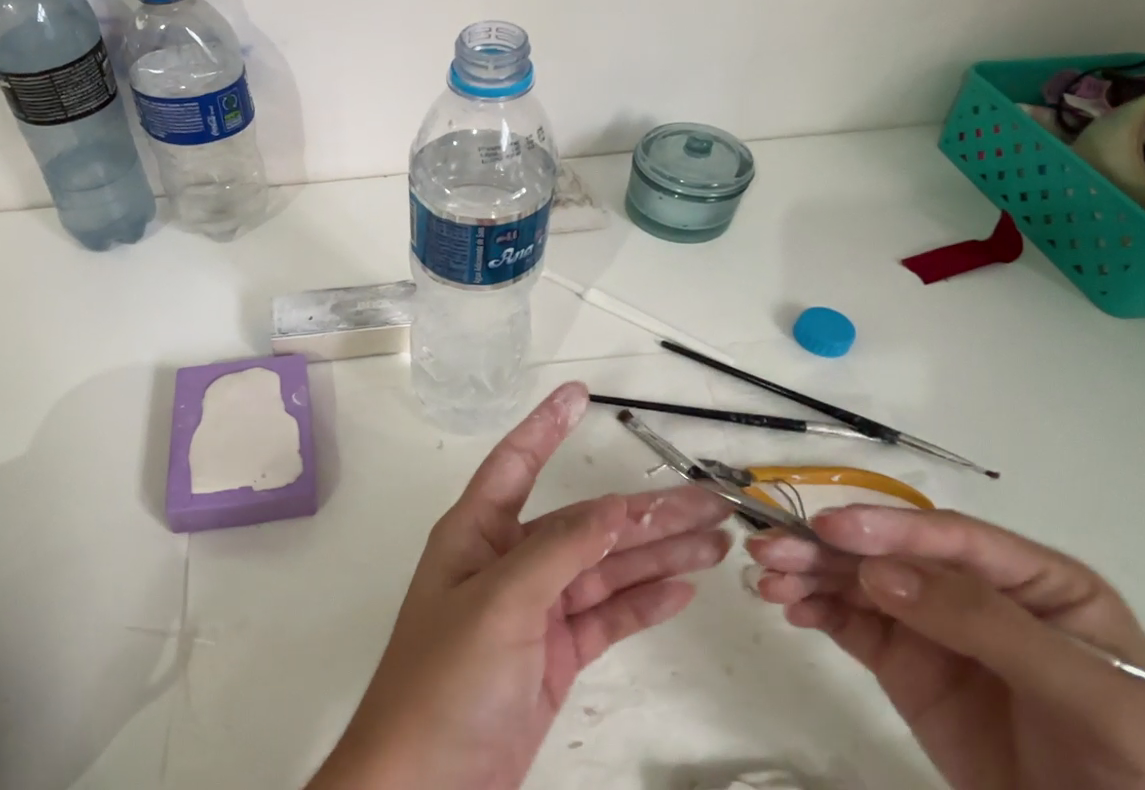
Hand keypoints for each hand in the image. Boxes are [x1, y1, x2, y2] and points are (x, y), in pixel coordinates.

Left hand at [309, 382, 732, 789]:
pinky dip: (642, 604)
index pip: (515, 464)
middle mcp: (507, 562)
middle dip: (644, 511)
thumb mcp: (500, 602)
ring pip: (604, 570)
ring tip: (717, 540)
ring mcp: (534, 611)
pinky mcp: (554, 655)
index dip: (545, 426)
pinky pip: (605, 617)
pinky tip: (682, 589)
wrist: (427, 781)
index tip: (578, 393)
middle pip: (584, 523)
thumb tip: (617, 506)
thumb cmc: (446, 678)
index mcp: (477, 533)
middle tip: (710, 499)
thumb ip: (559, 552)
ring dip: (657, 556)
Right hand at [746, 506, 1144, 789]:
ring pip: (860, 587)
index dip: (888, 528)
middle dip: (828, 549)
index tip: (827, 527)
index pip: (952, 540)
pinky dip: (814, 611)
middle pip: (891, 557)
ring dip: (809, 575)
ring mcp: (937, 634)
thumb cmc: (1137, 766)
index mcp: (1036, 583)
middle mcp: (977, 596)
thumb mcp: (1085, 692)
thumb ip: (987, 625)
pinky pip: (852, 628)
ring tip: (764, 579)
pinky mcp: (907, 671)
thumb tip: (880, 574)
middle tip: (768, 548)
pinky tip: (787, 607)